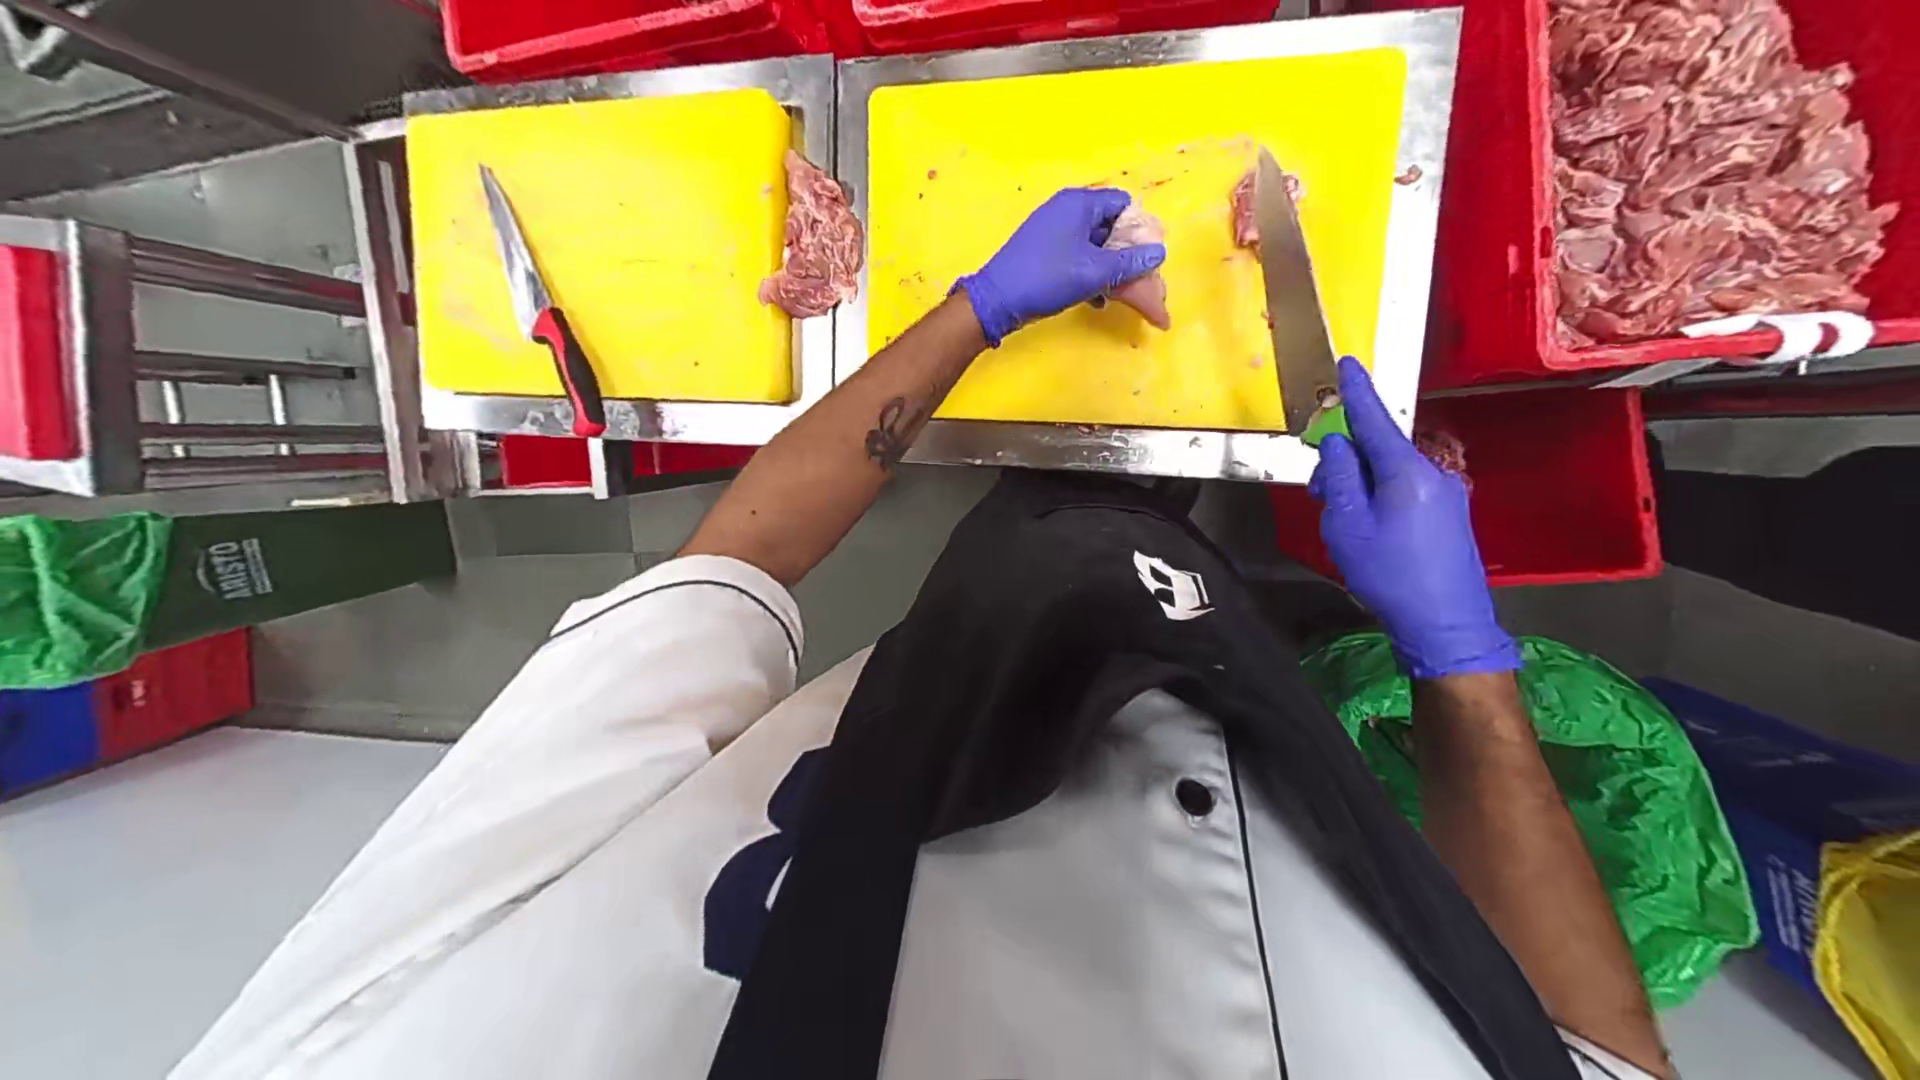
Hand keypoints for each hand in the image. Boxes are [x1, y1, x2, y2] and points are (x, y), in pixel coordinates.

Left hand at [955, 187, 1166, 345]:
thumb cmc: (1047, 279)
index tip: (1146, 258)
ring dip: (1109, 269)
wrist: (997, 301)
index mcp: (1079, 203)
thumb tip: (1159, 253)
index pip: (1124, 204)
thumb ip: (1129, 263)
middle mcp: (1066, 210)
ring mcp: (1052, 231)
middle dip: (1126, 255)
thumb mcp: (1093, 272)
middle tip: (1137, 280)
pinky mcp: (1043, 253)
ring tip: (1116, 294)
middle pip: (1110, 226)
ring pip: (1094, 246)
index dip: (1140, 230)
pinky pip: (1077, 258)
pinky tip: (1095, 300)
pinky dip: (1089, 275)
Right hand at [1308, 357, 1519, 678]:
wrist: (1445, 621)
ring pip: (1387, 471)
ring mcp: (1443, 493)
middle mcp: (1431, 473)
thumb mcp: (1347, 525)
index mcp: (1406, 472)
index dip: (1358, 391)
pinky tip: (1363, 526)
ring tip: (1340, 520)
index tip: (1348, 363)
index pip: (1375, 420)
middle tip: (1319, 493)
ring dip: (1356, 483)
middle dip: (1343, 459)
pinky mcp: (1445, 513)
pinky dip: (1374, 496)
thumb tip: (1336, 442)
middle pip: (1377, 448)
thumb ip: (1338, 478)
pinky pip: (1401, 489)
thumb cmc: (1389, 573)